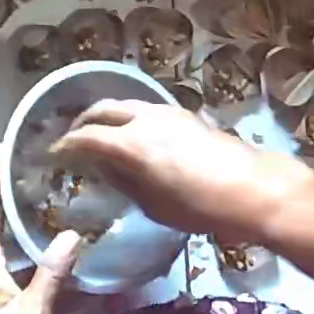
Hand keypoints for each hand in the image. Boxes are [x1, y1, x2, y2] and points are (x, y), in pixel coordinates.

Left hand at [0, 146, 80, 313]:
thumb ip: (51, 278)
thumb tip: (71, 235)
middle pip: (6, 231)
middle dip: (22, 205)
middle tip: (46, 179)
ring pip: (24, 262)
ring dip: (44, 246)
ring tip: (72, 224)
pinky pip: (32, 289)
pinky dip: (53, 282)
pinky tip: (80, 281)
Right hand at [49, 99, 313, 239]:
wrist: (260, 191)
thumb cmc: (203, 207)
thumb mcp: (155, 206)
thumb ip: (124, 182)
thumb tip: (107, 168)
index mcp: (130, 144)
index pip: (85, 137)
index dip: (65, 145)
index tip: (53, 153)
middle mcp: (143, 120)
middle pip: (102, 109)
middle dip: (82, 121)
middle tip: (73, 136)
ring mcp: (166, 113)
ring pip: (124, 105)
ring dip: (107, 116)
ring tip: (102, 133)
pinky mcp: (185, 115)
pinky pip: (145, 110)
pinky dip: (129, 118)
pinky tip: (135, 135)